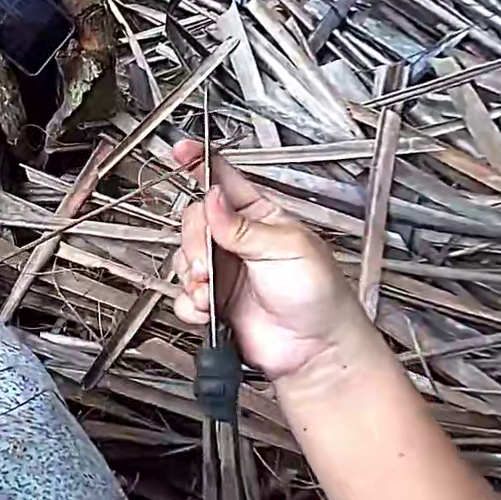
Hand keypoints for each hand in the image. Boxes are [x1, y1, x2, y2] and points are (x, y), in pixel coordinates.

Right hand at [170, 138, 377, 386]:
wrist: (315, 349)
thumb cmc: (319, 294)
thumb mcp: (286, 247)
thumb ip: (243, 226)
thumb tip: (214, 200)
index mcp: (259, 216)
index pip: (224, 179)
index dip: (200, 162)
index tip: (182, 150)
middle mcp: (236, 240)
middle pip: (194, 221)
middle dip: (194, 241)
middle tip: (209, 262)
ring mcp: (223, 271)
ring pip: (183, 259)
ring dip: (192, 276)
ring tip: (211, 289)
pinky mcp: (213, 302)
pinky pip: (183, 296)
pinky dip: (190, 304)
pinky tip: (208, 308)